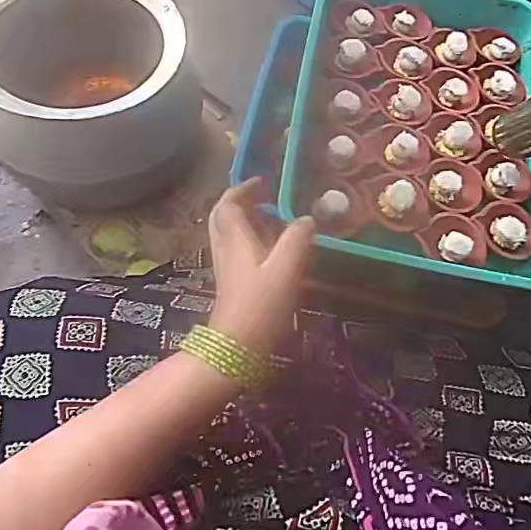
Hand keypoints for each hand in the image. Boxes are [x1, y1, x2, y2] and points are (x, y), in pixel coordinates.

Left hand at [204, 178, 314, 355]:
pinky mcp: (232, 283)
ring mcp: (226, 267)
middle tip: (264, 198)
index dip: (242, 189)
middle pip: (223, 217)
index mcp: (235, 239)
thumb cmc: (261, 305)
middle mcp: (225, 248)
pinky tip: (271, 250)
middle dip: (240, 203)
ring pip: (229, 234)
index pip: (228, 204)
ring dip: (246, 221)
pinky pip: (236, 250)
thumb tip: (307, 219)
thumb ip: (297, 239)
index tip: (262, 182)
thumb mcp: (286, 269)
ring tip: (272, 220)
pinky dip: (250, 240)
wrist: (237, 347)